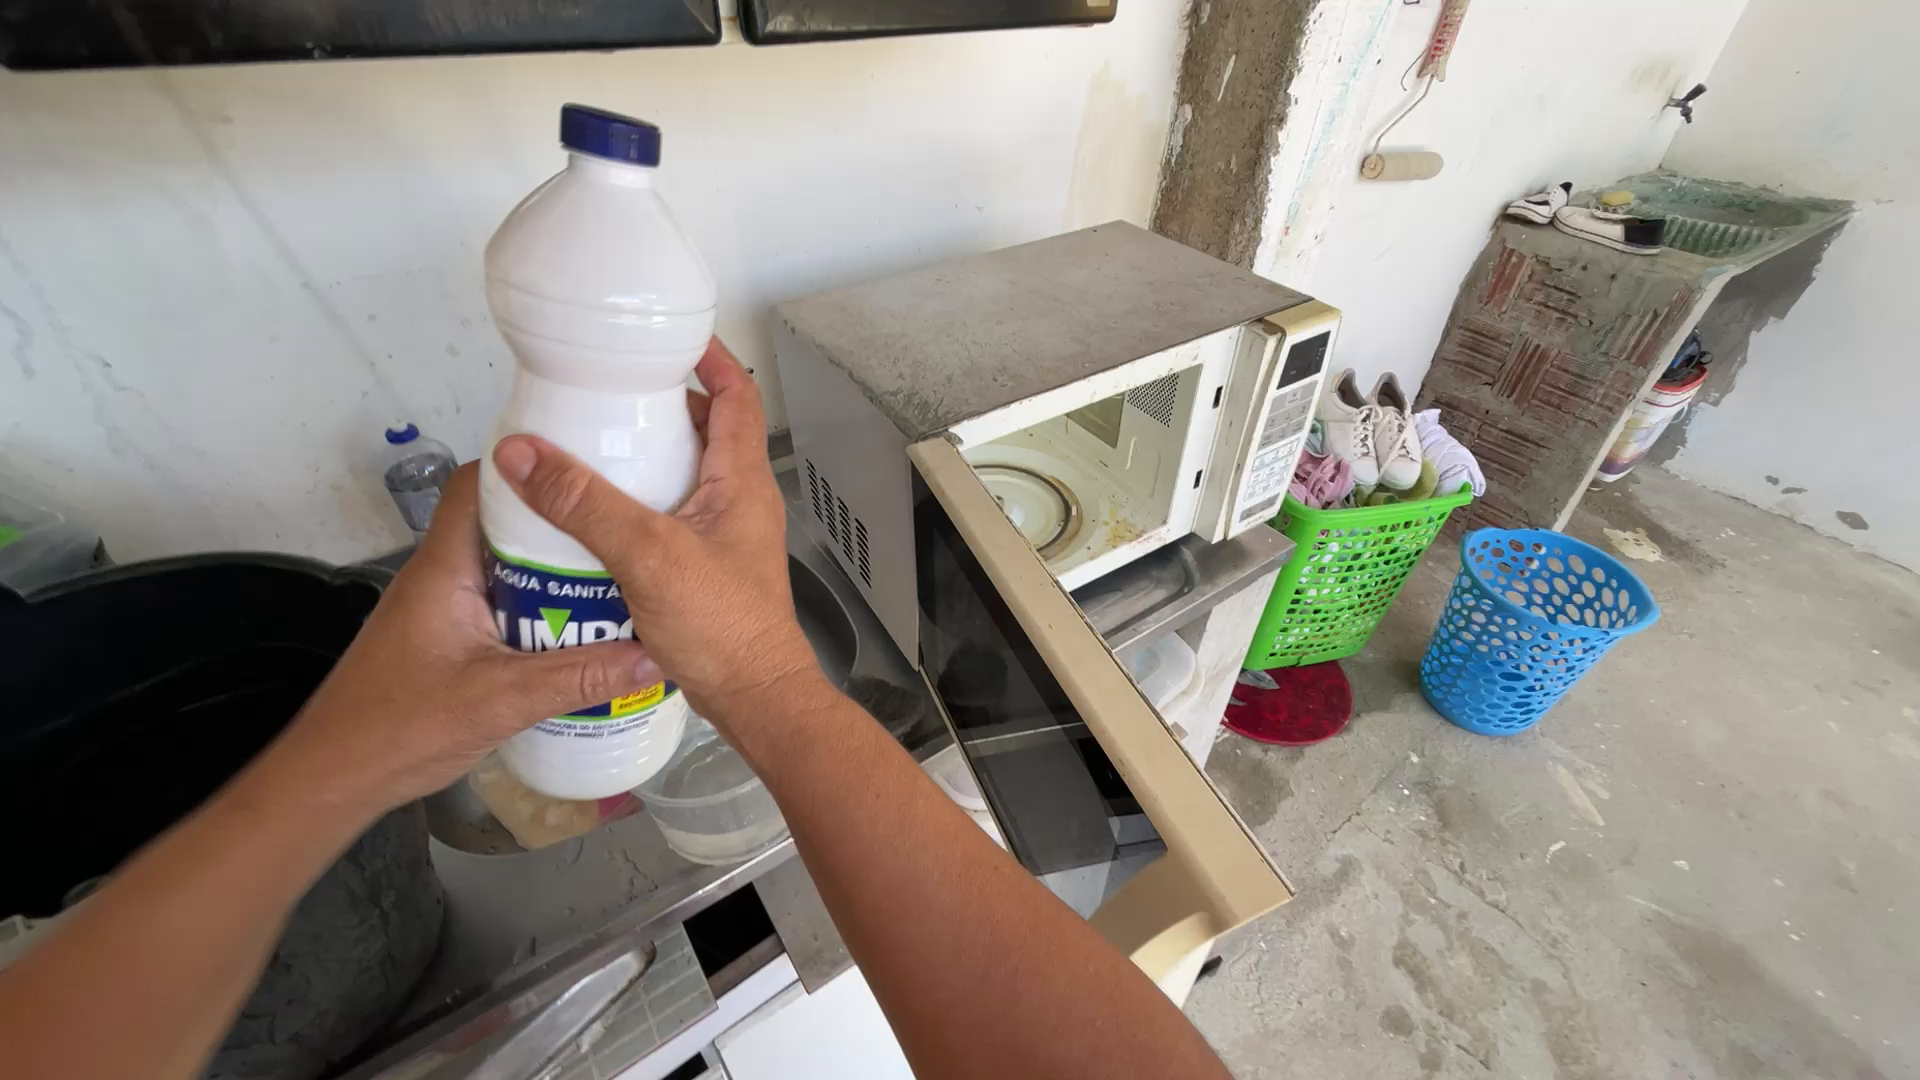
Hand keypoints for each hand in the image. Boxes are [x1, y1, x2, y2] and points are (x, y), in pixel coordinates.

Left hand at [268, 464, 661, 813]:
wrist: (331, 783)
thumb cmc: (399, 728)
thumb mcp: (501, 701)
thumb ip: (580, 678)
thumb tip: (657, 657)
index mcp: (446, 569)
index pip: (478, 486)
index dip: (527, 465)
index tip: (586, 466)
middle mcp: (446, 576)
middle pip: (508, 522)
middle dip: (565, 521)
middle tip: (625, 526)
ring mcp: (450, 607)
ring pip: (514, 565)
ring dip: (562, 567)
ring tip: (622, 572)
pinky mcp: (457, 636)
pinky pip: (513, 601)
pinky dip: (551, 604)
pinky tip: (590, 626)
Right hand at [490, 338, 823, 730]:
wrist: (753, 690)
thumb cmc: (722, 625)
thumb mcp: (648, 554)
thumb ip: (585, 503)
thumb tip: (524, 452)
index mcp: (741, 480)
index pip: (738, 396)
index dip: (711, 358)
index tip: (670, 335)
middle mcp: (742, 498)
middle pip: (712, 429)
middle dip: (667, 402)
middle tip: (612, 389)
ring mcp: (728, 531)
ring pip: (691, 471)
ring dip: (652, 451)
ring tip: (598, 440)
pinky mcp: (711, 561)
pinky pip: (677, 509)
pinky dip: (645, 495)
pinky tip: (602, 508)